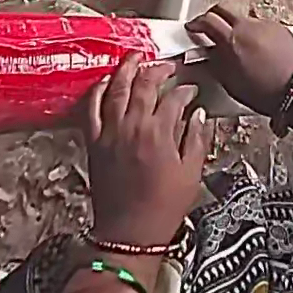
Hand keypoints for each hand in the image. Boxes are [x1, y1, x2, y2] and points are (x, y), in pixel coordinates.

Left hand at [83, 54, 208, 248]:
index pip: (174, 98)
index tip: (190, 91)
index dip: (185, 90)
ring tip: (135, 57)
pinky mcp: (95, 140)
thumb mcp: (191, 175)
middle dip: (158, 70)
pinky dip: (99, 90)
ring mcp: (111, 131)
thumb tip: (199, 115)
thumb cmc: (163, 208)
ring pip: (117, 88)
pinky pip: (93, 107)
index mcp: (159, 134)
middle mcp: (133, 126)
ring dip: (127, 68)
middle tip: (167, 67)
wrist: (130, 234)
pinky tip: (107, 80)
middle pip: (144, 84)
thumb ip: (197, 140)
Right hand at [185, 5, 292, 115]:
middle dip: (212, 17)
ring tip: (237, 45)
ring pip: (241, 18)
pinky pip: (259, 25)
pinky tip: (257, 49)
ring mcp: (263, 25)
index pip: (206, 20)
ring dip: (234, 27)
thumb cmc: (265, 92)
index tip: (192, 27)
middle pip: (222, 10)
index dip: (195, 23)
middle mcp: (246, 26)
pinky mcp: (278, 27)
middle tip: (209, 28)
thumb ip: (214, 63)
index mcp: (231, 39)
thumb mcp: (230, 82)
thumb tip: (204, 55)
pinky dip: (253, 33)